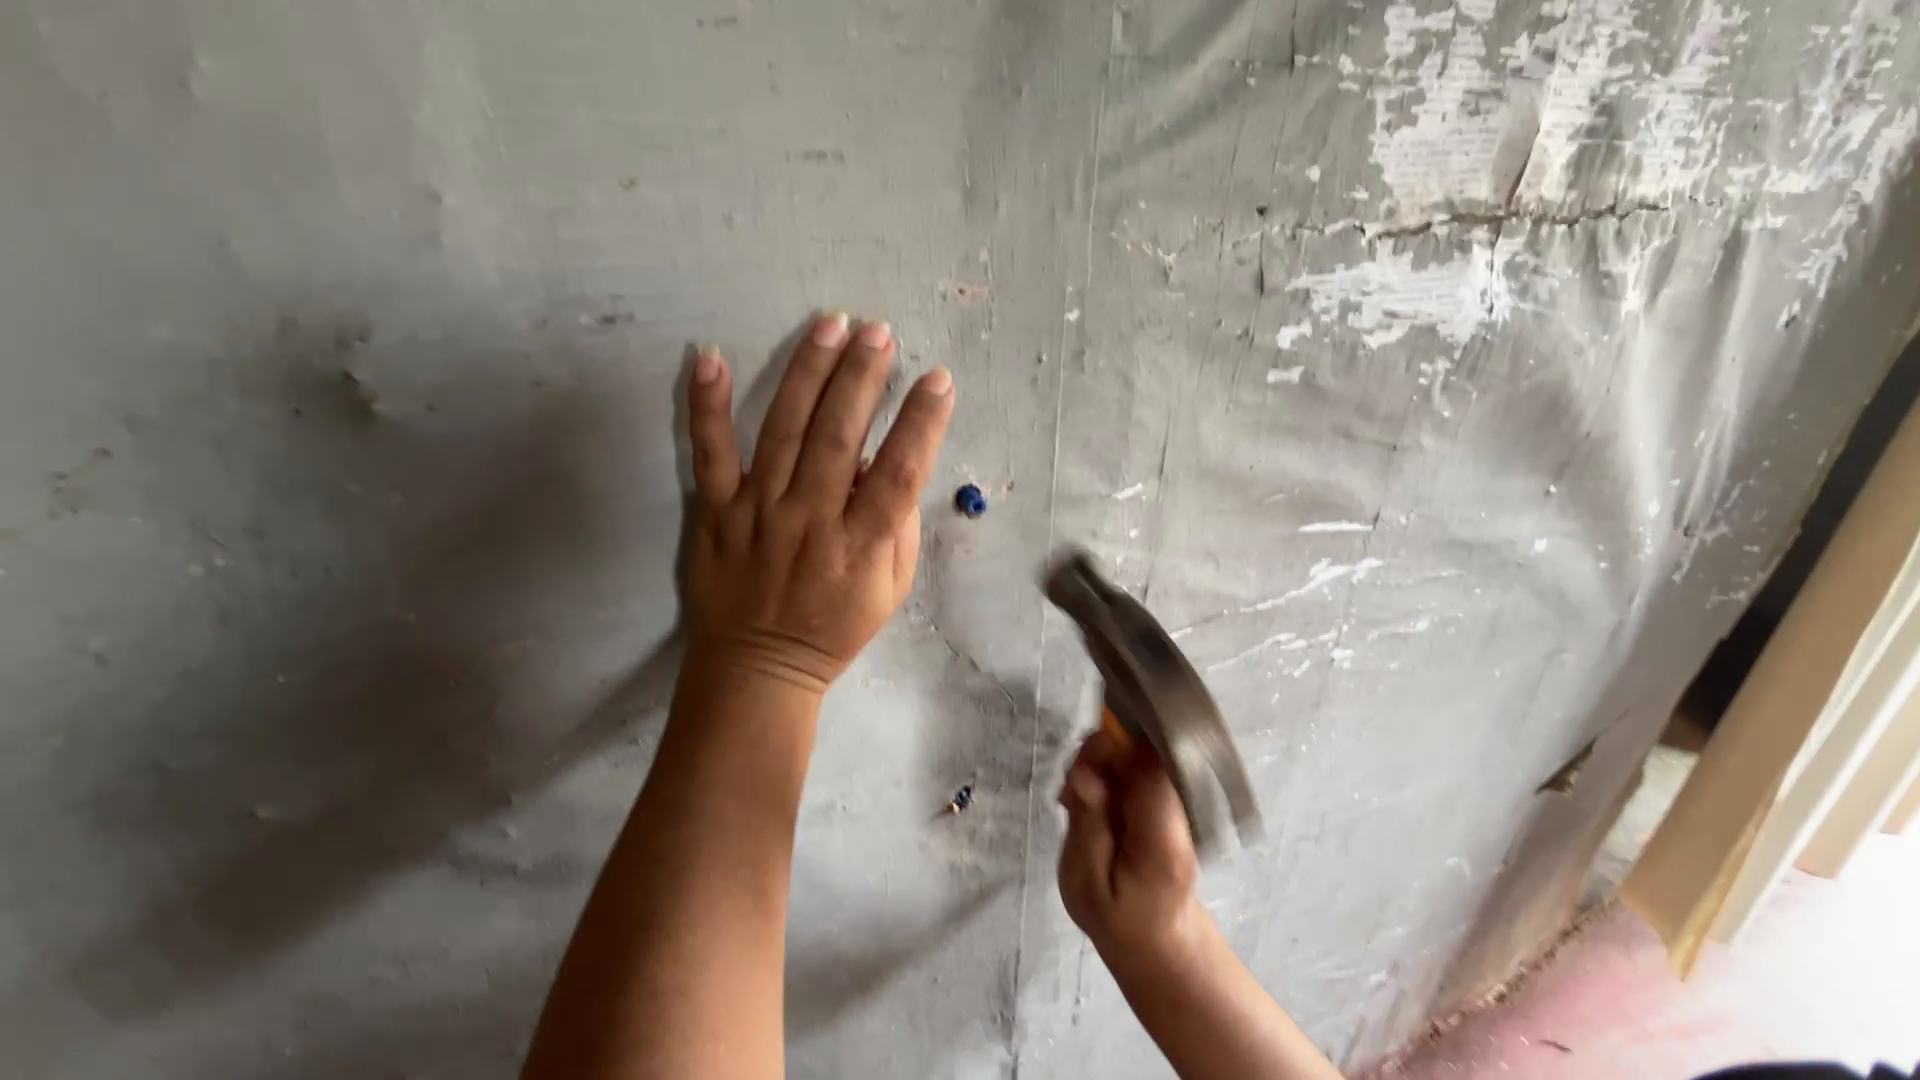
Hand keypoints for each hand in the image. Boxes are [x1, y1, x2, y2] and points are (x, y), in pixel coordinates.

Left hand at [684, 312, 954, 694]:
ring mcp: (759, 513)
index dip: (923, 423)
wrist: (758, 670)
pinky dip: (708, 406)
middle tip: (880, 332)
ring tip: (830, 324)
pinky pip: (710, 454)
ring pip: (786, 431)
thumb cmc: (833, 629)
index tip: (938, 379)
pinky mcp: (716, 513)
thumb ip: (896, 528)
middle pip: (842, 437)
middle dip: (864, 378)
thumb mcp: (891, 592)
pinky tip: (711, 357)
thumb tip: (887, 464)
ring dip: (810, 373)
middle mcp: (811, 521)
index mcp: (861, 546)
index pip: (901, 473)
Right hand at [1058, 726, 1204, 962]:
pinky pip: (1140, 772)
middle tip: (1070, 792)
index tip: (1077, 771)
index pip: (1149, 768)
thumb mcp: (1086, 884)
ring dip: (1103, 767)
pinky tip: (1090, 803)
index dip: (1112, 751)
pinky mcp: (1169, 804)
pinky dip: (1111, 778)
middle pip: (1144, 754)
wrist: (1159, 941)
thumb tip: (1085, 773)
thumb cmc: (1117, 920)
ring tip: (1076, 801)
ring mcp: (1179, 806)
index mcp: (1161, 839)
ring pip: (1140, 758)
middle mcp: (1179, 813)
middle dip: (1102, 758)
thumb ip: (1086, 826)